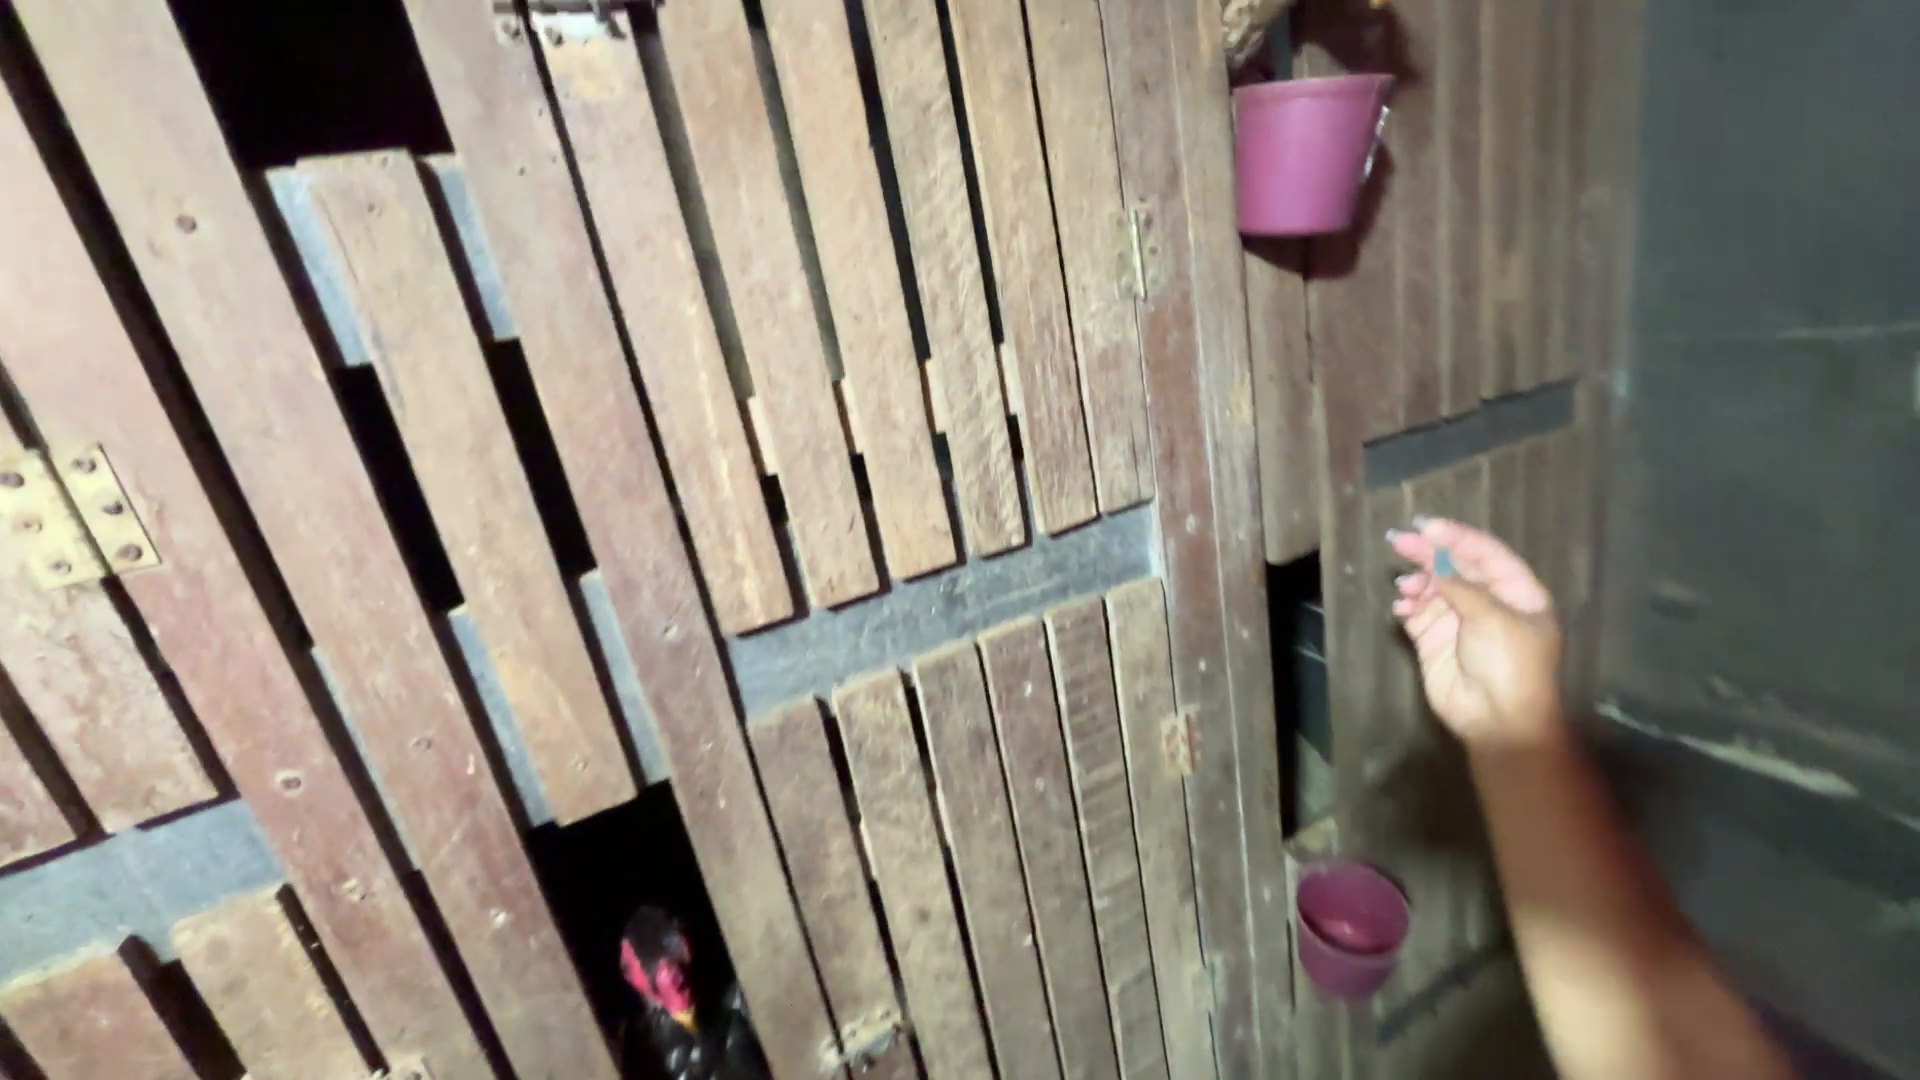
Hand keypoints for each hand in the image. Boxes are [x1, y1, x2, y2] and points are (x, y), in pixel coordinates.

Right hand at [1387, 517, 1563, 745]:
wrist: (1496, 718)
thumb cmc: (1509, 664)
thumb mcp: (1492, 618)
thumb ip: (1460, 585)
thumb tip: (1432, 561)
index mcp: (1518, 594)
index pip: (1487, 554)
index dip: (1458, 538)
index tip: (1426, 526)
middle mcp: (1489, 603)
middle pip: (1456, 568)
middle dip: (1428, 554)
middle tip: (1398, 541)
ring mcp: (1460, 622)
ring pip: (1433, 588)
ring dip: (1416, 583)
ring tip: (1404, 588)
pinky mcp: (1435, 640)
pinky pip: (1416, 614)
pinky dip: (1406, 607)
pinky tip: (1401, 609)